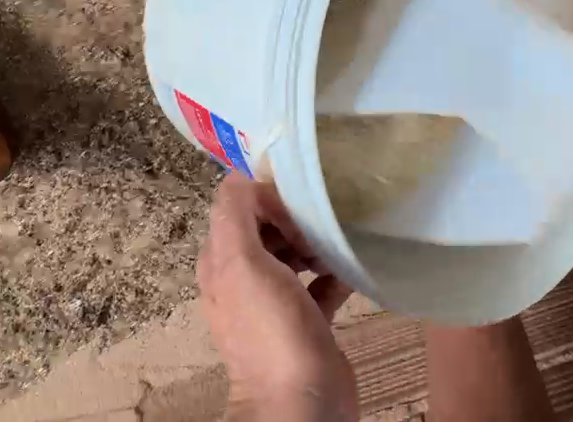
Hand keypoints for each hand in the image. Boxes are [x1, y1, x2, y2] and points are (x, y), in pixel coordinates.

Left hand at [198, 173, 355, 421]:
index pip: (237, 205)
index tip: (294, 202)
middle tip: (318, 224)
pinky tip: (351, 267)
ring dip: (315, 241)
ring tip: (335, 243)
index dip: (265, 196)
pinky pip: (320, 282)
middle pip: (267, 226)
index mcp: (220, 262)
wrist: (304, 404)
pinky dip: (335, 271)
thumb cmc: (271, 328)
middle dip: (293, 217)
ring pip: (294, 251)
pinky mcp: (306, 320)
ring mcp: (275, 301)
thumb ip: (235, 214)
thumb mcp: (241, 263)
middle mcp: (243, 278)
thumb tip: (241, 174)